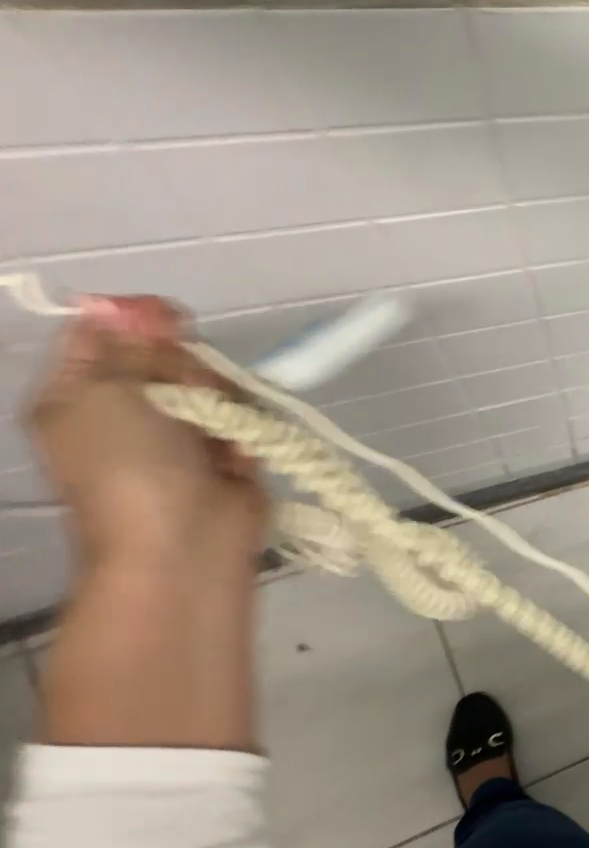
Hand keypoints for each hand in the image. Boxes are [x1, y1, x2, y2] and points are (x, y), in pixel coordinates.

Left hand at [27, 295, 266, 575]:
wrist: (183, 542)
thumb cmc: (131, 467)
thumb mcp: (110, 393)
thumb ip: (129, 346)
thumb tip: (140, 306)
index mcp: (78, 394)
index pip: (102, 335)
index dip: (134, 319)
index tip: (169, 317)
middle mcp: (128, 410)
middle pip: (168, 358)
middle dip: (190, 367)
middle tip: (194, 389)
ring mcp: (182, 433)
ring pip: (216, 387)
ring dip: (226, 401)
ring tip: (227, 428)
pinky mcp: (231, 453)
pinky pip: (248, 421)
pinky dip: (251, 431)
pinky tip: (244, 452)